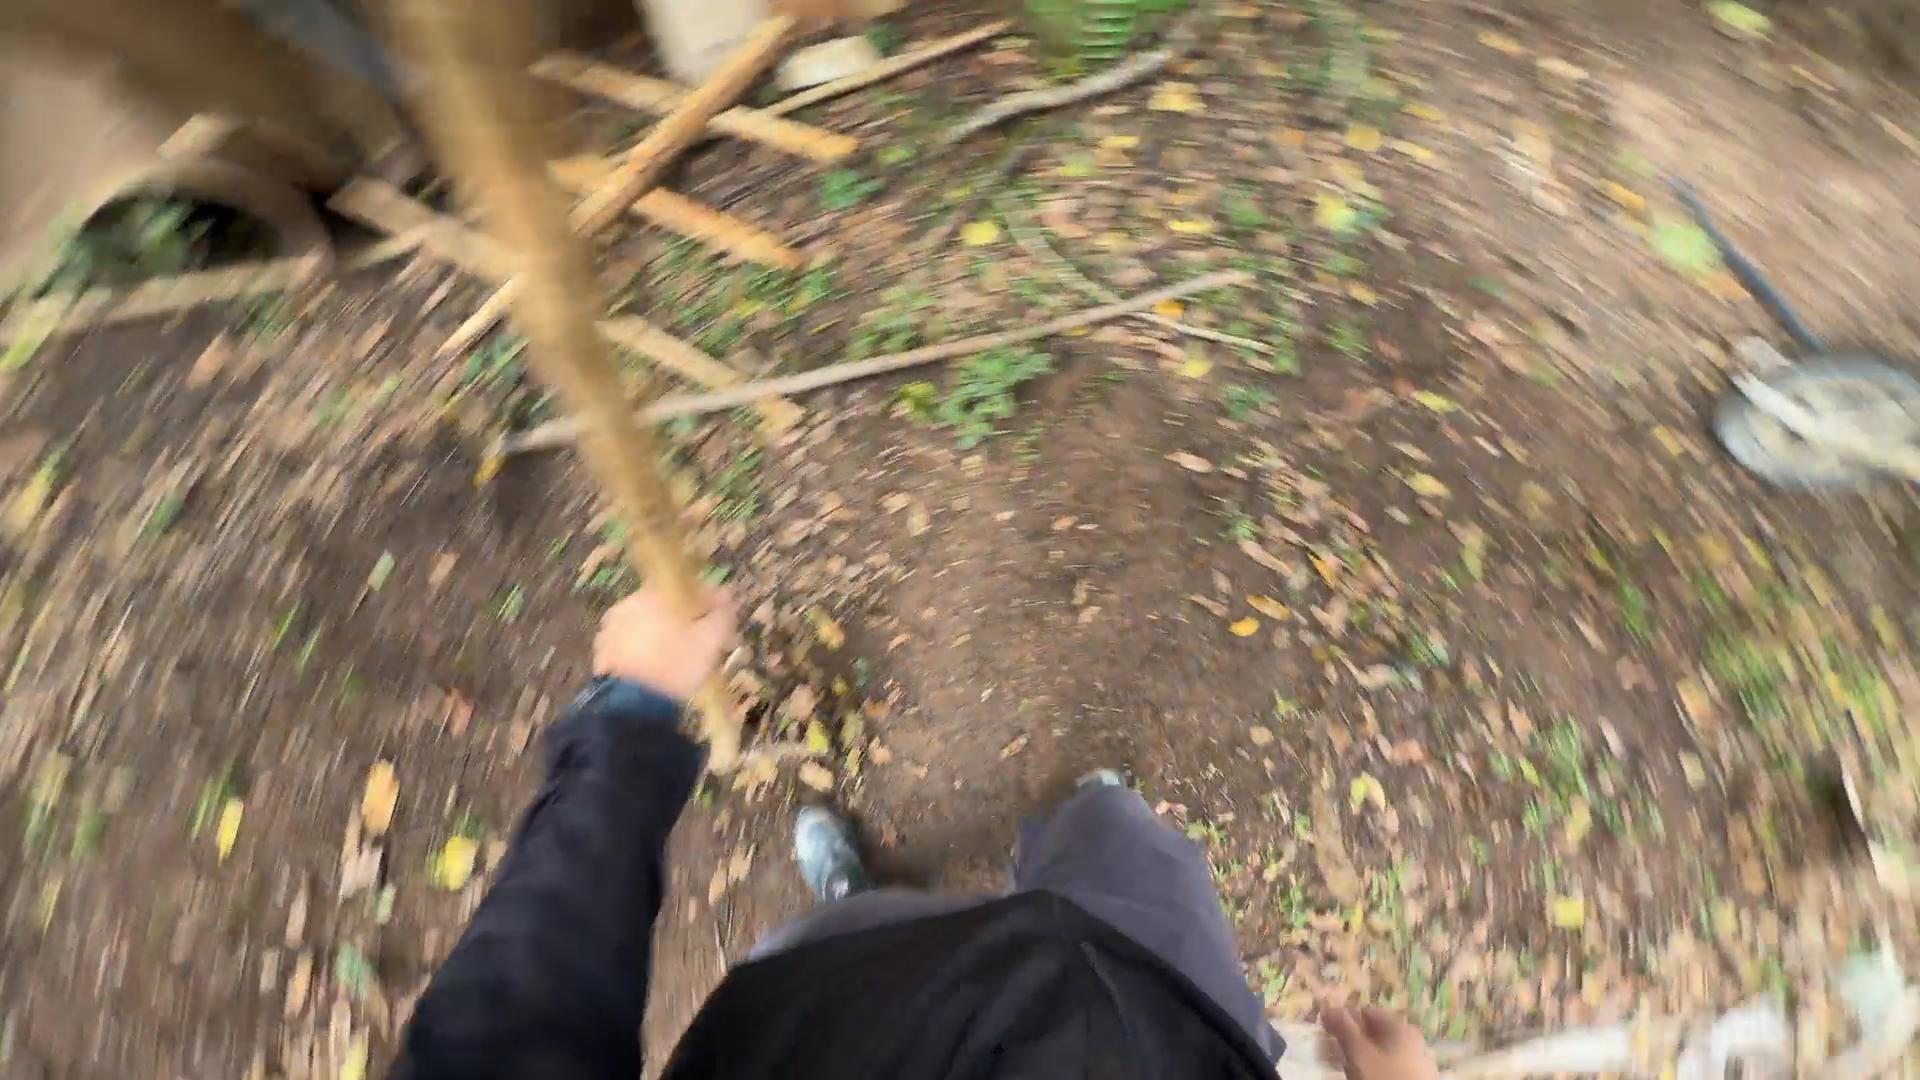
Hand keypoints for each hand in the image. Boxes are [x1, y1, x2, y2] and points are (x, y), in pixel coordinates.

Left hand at [592, 586, 735, 701]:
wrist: (630, 704)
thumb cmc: (676, 664)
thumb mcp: (712, 640)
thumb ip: (723, 615)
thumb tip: (728, 599)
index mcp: (657, 594)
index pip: (692, 589)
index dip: (712, 602)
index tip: (725, 616)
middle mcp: (630, 603)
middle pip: (668, 606)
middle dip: (687, 619)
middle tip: (704, 639)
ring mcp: (612, 627)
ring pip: (648, 625)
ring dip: (664, 634)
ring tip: (680, 657)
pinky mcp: (602, 651)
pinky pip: (632, 644)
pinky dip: (646, 650)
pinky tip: (658, 667)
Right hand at [1321, 1007, 1438, 1079]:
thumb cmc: (1385, 1078)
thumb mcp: (1359, 1053)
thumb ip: (1343, 1027)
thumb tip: (1329, 1008)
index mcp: (1402, 1029)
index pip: (1367, 1012)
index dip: (1344, 1017)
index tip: (1327, 1027)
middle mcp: (1413, 1043)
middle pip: (1373, 1034)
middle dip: (1349, 1038)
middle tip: (1330, 1047)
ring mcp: (1417, 1066)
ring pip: (1379, 1054)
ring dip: (1357, 1055)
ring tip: (1339, 1064)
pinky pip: (1388, 1069)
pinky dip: (1370, 1069)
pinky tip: (1357, 1075)